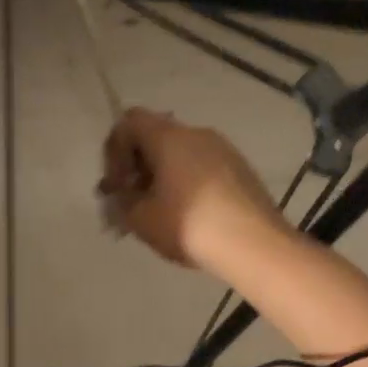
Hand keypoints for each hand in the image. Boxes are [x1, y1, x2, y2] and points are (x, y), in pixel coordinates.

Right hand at [98, 108, 283, 268]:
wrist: (254, 244)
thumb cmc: (190, 226)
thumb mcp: (142, 219)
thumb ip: (122, 203)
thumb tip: (119, 196)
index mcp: (169, 137)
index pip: (130, 121)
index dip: (114, 150)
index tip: (116, 185)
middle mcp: (197, 134)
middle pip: (156, 138)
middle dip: (137, 168)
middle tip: (131, 204)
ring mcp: (223, 150)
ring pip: (180, 155)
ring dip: (161, 179)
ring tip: (157, 215)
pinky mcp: (240, 169)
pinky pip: (201, 168)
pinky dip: (185, 185)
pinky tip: (187, 218)